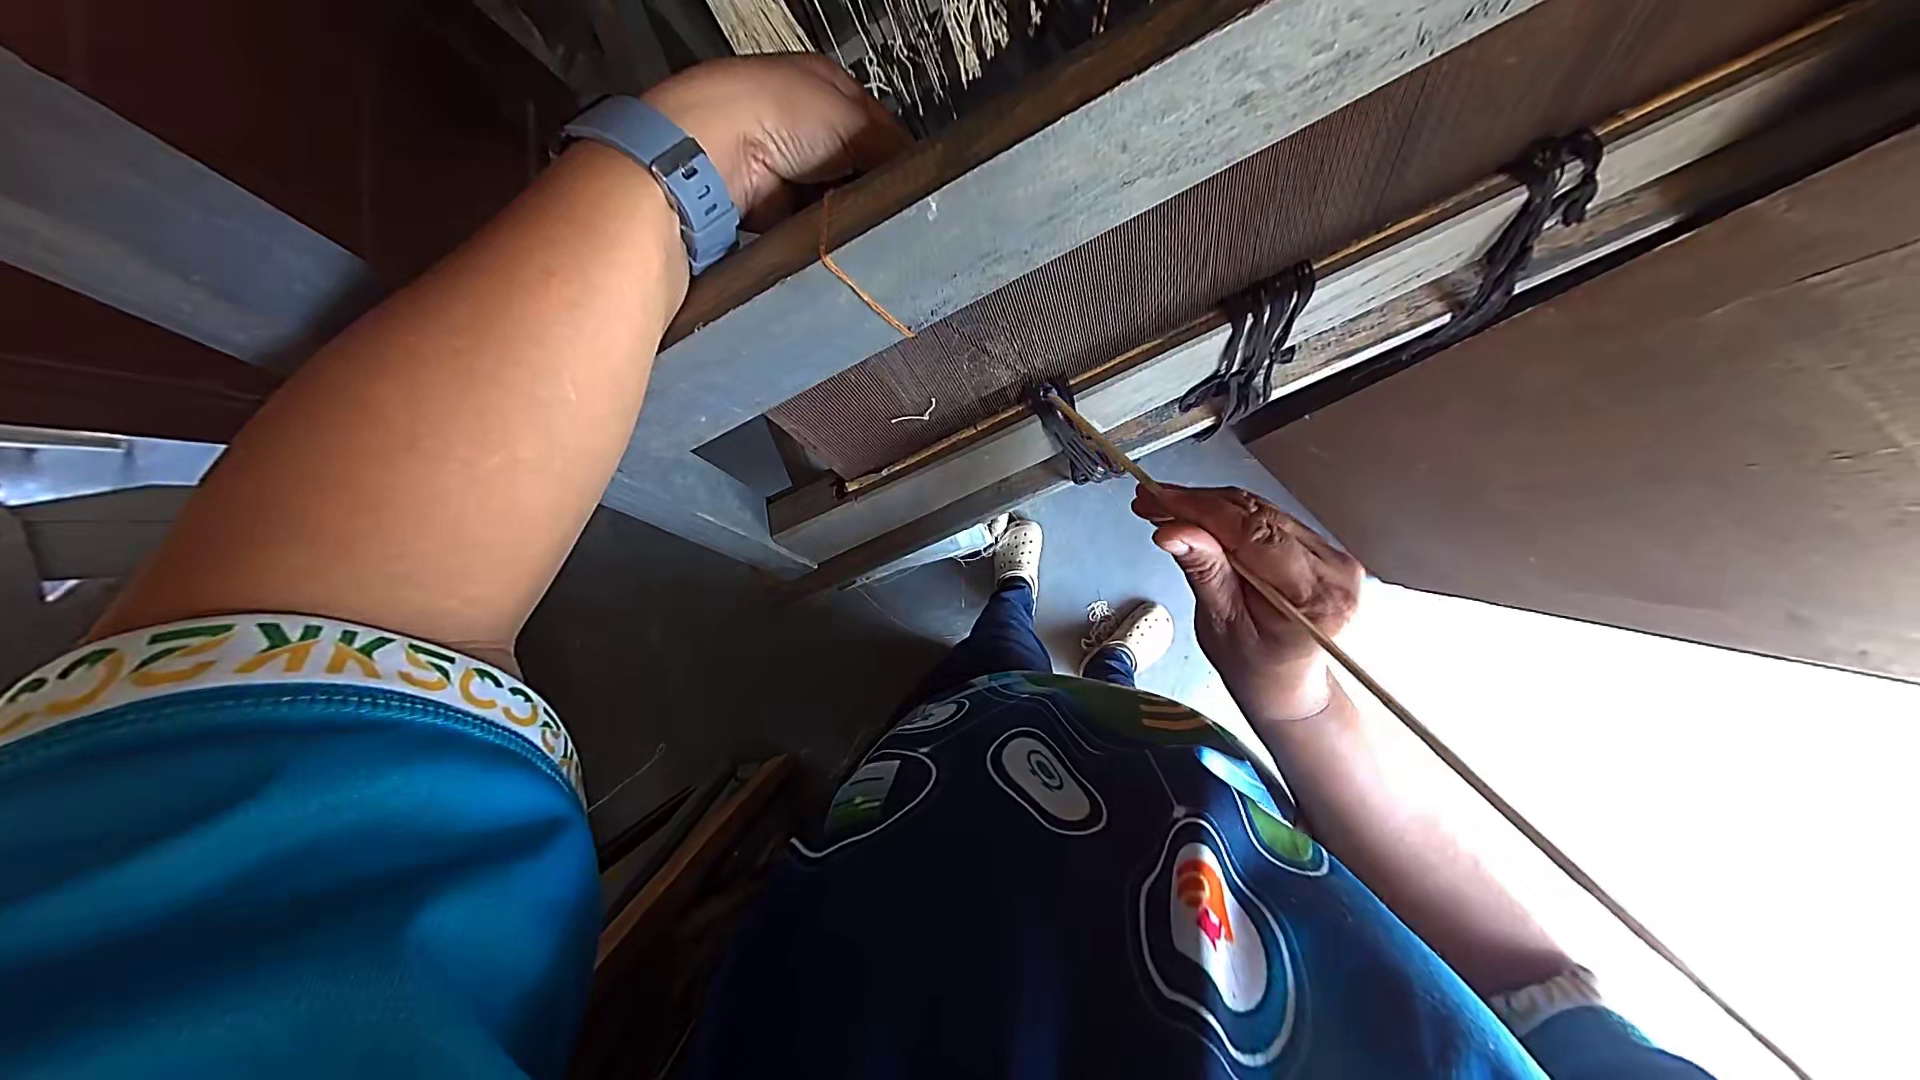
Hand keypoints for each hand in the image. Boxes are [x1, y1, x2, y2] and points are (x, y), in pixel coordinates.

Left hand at [643, 55, 912, 229]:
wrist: (721, 154)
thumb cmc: (778, 112)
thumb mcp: (853, 118)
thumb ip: (893, 146)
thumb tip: (918, 174)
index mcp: (829, 89)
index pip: (882, 128)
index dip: (900, 155)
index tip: (916, 183)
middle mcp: (811, 128)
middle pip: (864, 168)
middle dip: (876, 187)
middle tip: (891, 204)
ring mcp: (795, 170)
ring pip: (845, 200)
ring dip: (853, 211)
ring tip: (861, 216)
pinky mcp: (783, 209)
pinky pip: (821, 224)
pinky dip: (830, 227)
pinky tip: (837, 228)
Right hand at [1133, 484, 1363, 721]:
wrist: (1288, 682)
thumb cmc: (1257, 668)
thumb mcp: (1221, 625)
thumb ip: (1204, 571)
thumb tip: (1175, 532)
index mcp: (1312, 597)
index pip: (1250, 533)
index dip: (1198, 511)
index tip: (1158, 501)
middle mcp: (1331, 570)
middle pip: (1254, 515)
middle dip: (1195, 504)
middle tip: (1149, 501)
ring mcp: (1329, 554)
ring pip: (1258, 510)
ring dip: (1205, 505)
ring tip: (1162, 506)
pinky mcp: (1317, 545)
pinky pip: (1265, 517)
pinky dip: (1224, 514)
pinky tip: (1193, 515)